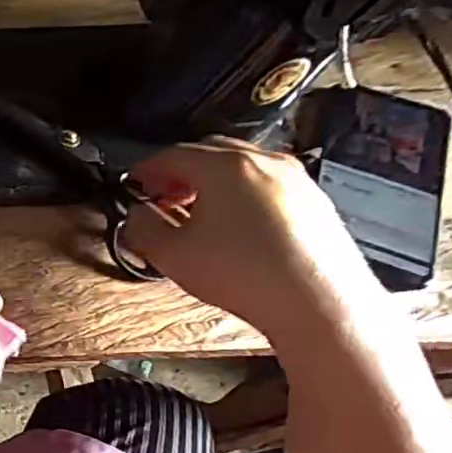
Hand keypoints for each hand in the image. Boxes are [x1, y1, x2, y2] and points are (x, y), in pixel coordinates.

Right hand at [124, 139, 382, 343]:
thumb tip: (137, 216)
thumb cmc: (249, 275)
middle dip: (177, 172)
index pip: (172, 154)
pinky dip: (238, 194)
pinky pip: (264, 185)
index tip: (134, 181)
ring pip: (239, 167)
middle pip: (208, 152)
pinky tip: (229, 227)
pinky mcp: (312, 200)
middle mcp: (265, 163)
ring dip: (208, 182)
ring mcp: (294, 179)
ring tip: (192, 213)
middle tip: (160, 196)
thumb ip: (141, 227)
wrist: (316, 300)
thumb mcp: (170, 254)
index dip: (145, 169)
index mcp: (225, 168)